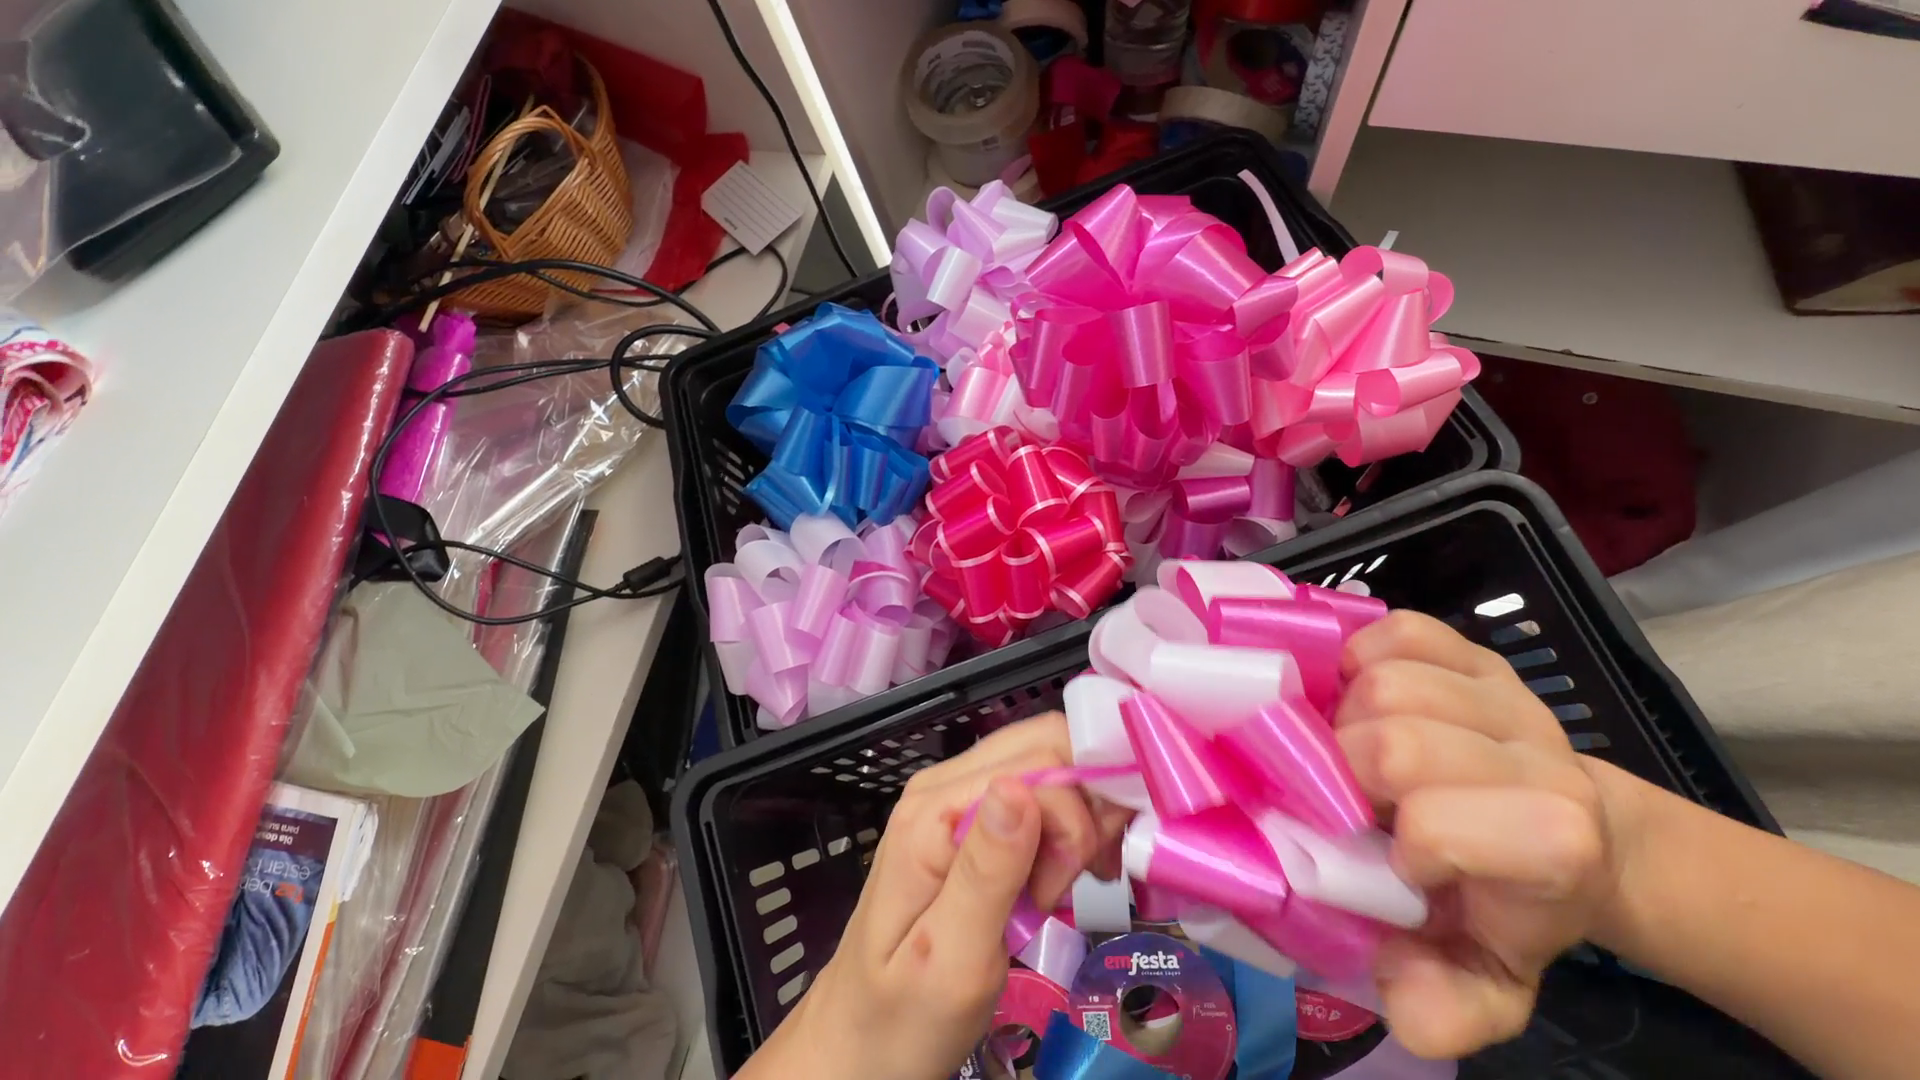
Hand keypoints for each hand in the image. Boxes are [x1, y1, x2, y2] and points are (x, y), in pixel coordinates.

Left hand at [741, 714, 1131, 1079]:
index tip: (1066, 887)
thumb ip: (987, 872)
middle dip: (1083, 810)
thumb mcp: (952, 958)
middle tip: (1071, 884)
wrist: (859, 1037)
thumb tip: (1019, 790)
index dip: (1073, 817)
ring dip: (1076, 824)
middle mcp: (944, 785)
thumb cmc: (904, 1014)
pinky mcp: (970, 820)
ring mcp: (955, 798)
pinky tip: (1055, 881)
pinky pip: (1038, 795)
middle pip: (1047, 747)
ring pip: (1049, 767)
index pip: (1038, 762)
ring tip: (1057, 891)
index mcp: (934, 812)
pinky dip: (1065, 832)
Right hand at [1333, 612, 1648, 1059]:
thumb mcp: (1489, 978)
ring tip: (1349, 748)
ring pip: (1387, 679)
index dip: (1397, 842)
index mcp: (1552, 846)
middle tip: (1347, 797)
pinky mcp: (1479, 654)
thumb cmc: (1510, 901)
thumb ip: (1449, 1002)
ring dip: (1345, 715)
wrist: (1577, 833)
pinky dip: (1361, 658)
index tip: (1399, 864)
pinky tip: (1359, 698)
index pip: (1437, 823)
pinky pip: (1398, 630)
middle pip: (1397, 738)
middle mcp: (1540, 757)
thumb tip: (1403, 1004)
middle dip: (1346, 770)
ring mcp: (1506, 694)